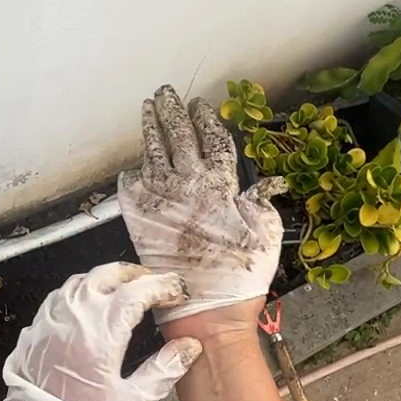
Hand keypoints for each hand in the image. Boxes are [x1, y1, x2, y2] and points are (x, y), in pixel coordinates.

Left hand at [0, 263, 201, 400]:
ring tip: (126, 290)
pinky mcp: (38, 325)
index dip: (161, 286)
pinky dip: (83, 289)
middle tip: (153, 285)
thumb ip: (164, 370)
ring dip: (108, 278)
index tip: (176, 292)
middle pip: (109, 274)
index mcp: (103, 332)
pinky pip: (62, 293)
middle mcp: (76, 315)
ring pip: (84, 279)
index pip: (138, 291)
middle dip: (136, 275)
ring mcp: (53, 316)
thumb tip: (189, 347)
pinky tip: (91, 302)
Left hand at [118, 86, 285, 329]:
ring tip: (148, 108)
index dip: (206, 119)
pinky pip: (133, 183)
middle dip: (174, 111)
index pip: (213, 140)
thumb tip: (265, 184)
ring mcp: (163, 197)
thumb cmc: (240, 276)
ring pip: (154, 151)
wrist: (206, 307)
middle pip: (180, 136)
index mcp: (222, 184)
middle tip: (166, 92)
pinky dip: (134, 170)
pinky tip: (134, 160)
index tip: (200, 105)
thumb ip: (261, 202)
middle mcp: (191, 184)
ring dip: (151, 128)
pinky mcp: (140, 215)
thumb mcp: (266, 233)